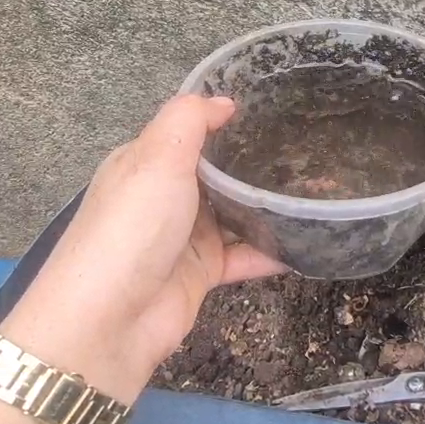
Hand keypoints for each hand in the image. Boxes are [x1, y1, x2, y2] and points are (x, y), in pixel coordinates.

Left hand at [1, 95, 285, 399]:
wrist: (108, 322)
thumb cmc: (132, 228)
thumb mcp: (156, 157)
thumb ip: (189, 119)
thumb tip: (224, 101)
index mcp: (145, 163)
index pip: (189, 131)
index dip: (225, 119)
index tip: (276, 108)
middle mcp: (164, 196)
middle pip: (216, 172)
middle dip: (255, 162)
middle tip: (309, 147)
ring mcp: (184, 237)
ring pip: (236, 213)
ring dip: (269, 206)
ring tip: (316, 189)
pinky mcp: (202, 273)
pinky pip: (246, 256)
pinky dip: (273, 250)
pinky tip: (308, 239)